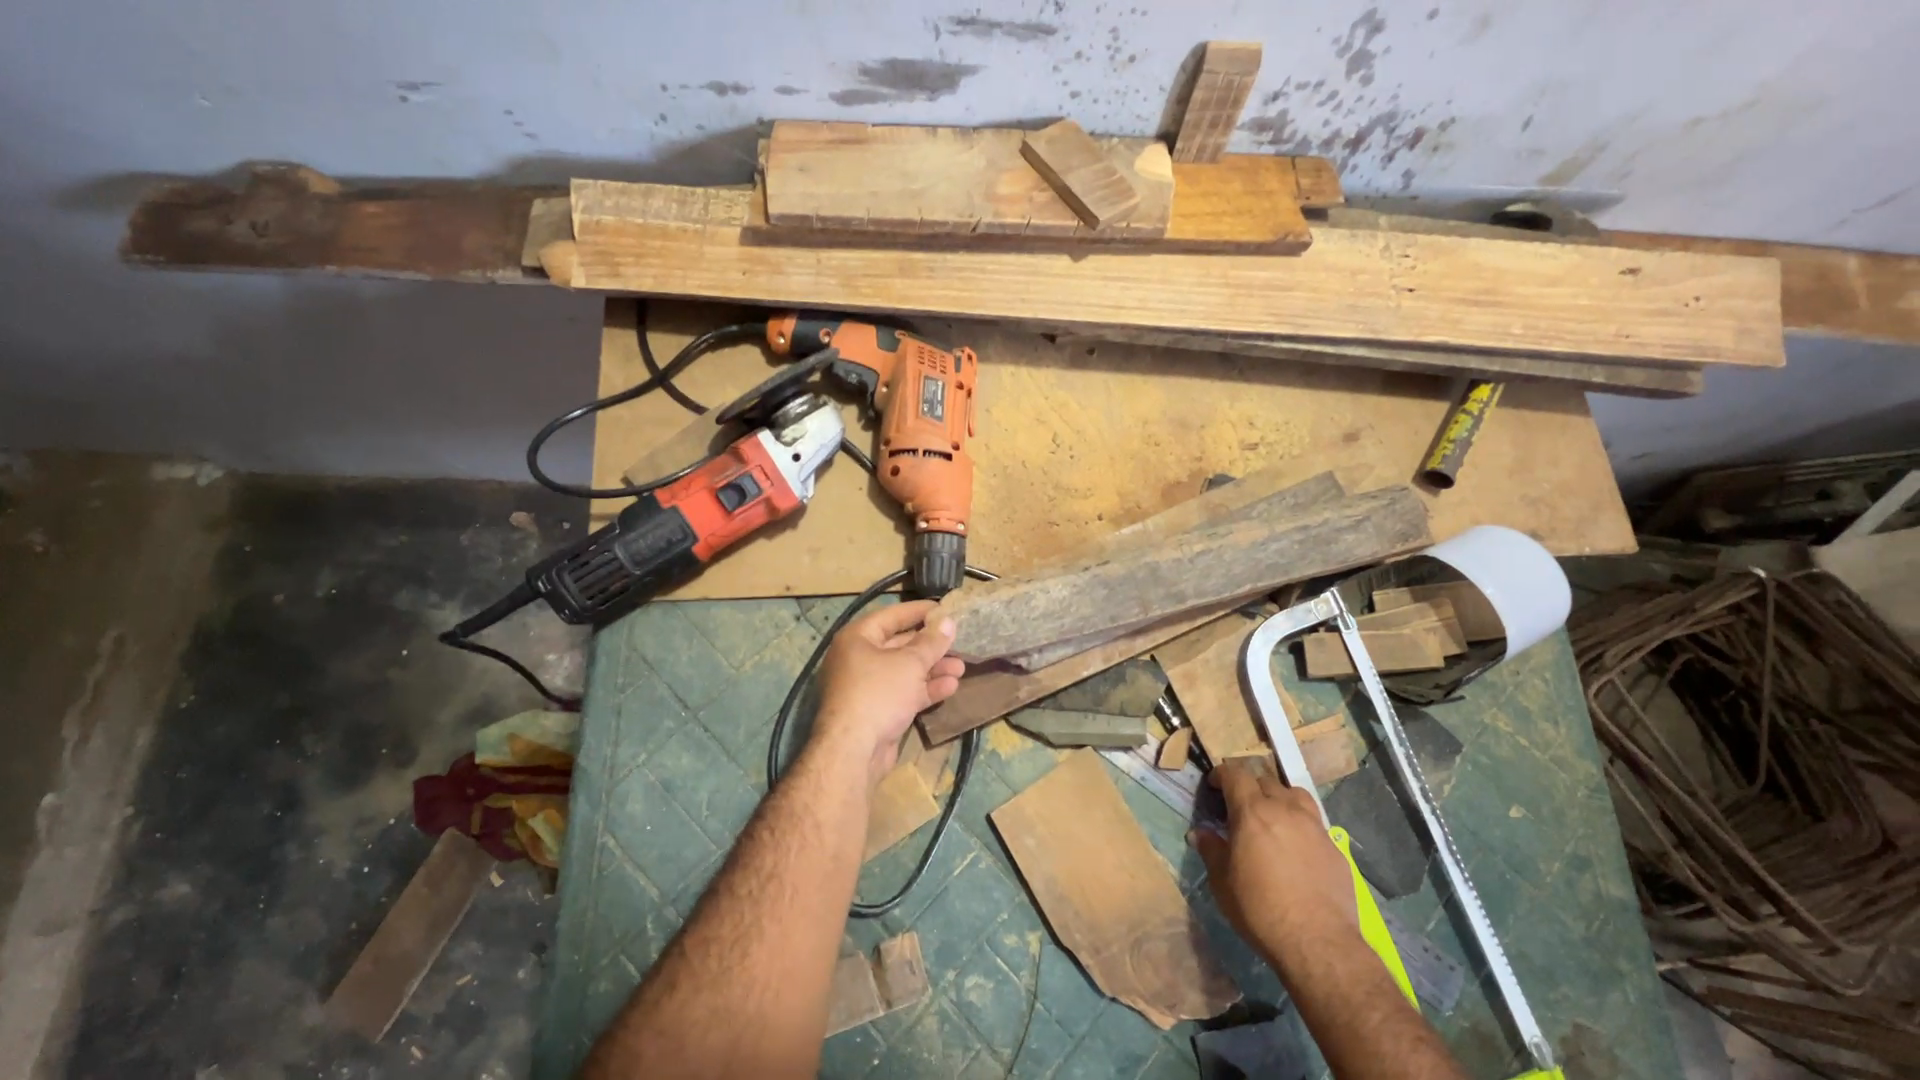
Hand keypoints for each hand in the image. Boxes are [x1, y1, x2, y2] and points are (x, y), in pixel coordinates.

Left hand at [810, 600, 963, 783]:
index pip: (891, 616)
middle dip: (930, 646)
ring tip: (961, 667)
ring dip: (933, 669)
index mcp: (857, 638)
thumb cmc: (879, 692)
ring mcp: (868, 687)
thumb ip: (931, 642)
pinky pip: (904, 693)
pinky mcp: (878, 711)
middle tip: (958, 641)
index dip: (918, 612)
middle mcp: (859, 659)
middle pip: (899, 645)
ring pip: (905, 672)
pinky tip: (951, 686)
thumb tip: (948, 621)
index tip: (944, 609)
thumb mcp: (910, 663)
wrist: (854, 749)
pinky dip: (925, 689)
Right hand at [1191, 757, 1359, 968]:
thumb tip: (1199, 833)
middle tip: (1238, 805)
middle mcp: (1285, 810)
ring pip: (1295, 794)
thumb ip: (1211, 850)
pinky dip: (1299, 823)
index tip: (1214, 785)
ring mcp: (1314, 826)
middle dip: (1249, 786)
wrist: (1317, 940)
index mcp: (1253, 812)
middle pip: (1265, 780)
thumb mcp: (1222, 882)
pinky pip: (1314, 821)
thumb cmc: (1260, 908)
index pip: (1236, 775)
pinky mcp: (1334, 847)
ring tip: (1271, 816)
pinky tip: (1295, 847)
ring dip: (1278, 797)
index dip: (1222, 774)